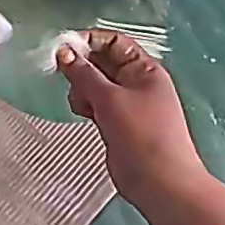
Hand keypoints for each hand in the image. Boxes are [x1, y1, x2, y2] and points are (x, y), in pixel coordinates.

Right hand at [57, 30, 210, 212]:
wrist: (160, 182)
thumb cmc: (142, 134)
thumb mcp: (110, 98)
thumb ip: (83, 73)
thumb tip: (64, 52)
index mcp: (144, 69)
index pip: (114, 41)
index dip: (89, 41)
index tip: (64, 47)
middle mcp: (136, 82)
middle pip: (102, 61)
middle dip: (82, 67)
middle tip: (68, 77)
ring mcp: (126, 103)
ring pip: (94, 83)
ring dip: (82, 88)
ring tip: (83, 103)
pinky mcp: (116, 121)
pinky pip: (95, 102)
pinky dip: (86, 104)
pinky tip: (84, 113)